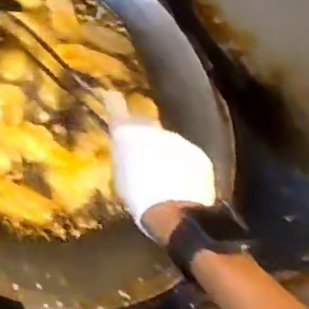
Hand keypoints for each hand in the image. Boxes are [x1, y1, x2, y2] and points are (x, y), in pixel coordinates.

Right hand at [104, 92, 216, 237]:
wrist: (174, 212)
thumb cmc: (137, 196)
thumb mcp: (119, 172)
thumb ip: (123, 153)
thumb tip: (126, 147)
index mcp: (126, 133)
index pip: (116, 107)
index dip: (114, 101)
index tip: (112, 95)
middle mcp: (151, 129)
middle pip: (145, 125)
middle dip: (144, 134)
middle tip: (143, 152)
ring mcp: (176, 139)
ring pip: (167, 141)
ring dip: (164, 150)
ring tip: (164, 172)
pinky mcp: (197, 152)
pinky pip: (186, 154)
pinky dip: (182, 162)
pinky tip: (182, 180)